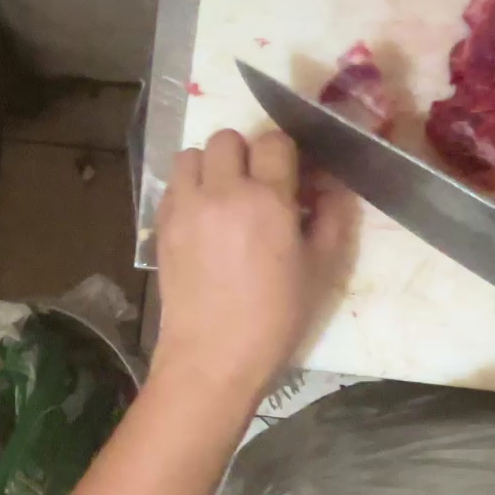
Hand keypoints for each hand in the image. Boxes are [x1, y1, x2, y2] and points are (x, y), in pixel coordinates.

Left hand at [152, 129, 352, 401]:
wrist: (213, 357)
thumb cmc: (274, 320)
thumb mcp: (320, 271)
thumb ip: (333, 219)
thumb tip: (334, 186)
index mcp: (267, 199)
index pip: (274, 141)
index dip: (286, 154)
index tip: (291, 179)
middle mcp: (221, 192)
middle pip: (228, 138)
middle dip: (246, 155)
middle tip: (256, 188)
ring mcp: (185, 207)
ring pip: (192, 154)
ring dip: (210, 166)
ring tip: (223, 198)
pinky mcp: (161, 227)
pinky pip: (172, 185)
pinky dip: (188, 190)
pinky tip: (202, 219)